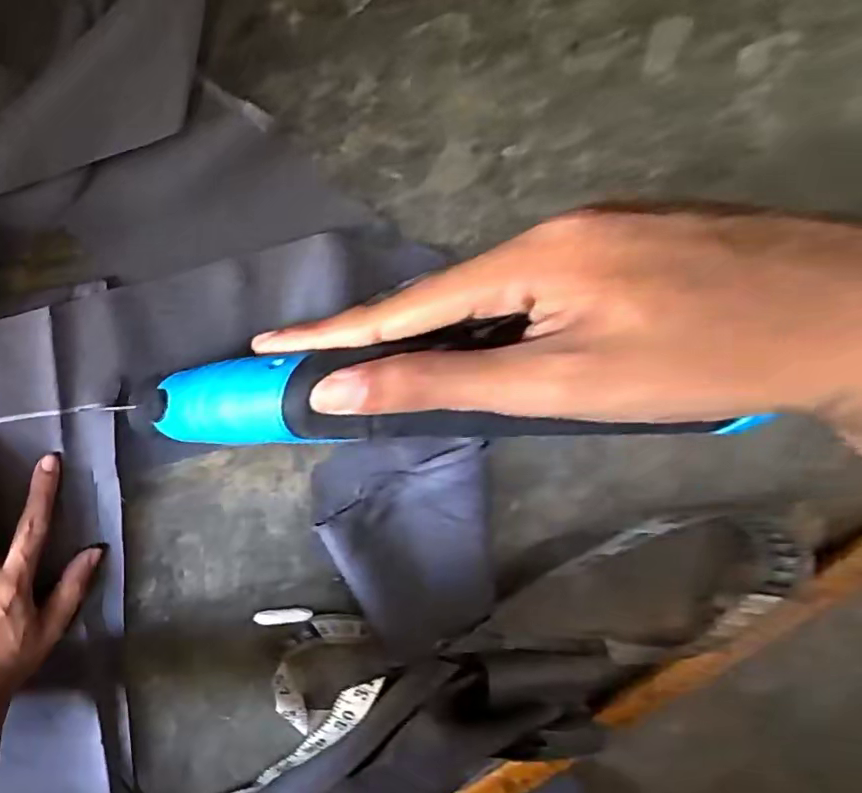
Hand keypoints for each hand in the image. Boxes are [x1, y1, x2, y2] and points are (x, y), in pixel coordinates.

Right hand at [252, 206, 861, 447]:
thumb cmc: (703, 363)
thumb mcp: (552, 386)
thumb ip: (434, 385)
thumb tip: (333, 391)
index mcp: (534, 256)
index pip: (401, 307)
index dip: (326, 331)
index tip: (265, 340)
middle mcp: (560, 227)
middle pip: (444, 293)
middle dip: (386, 335)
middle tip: (335, 369)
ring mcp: (602, 226)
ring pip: (489, 288)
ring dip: (446, 331)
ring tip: (429, 371)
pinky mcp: (634, 237)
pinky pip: (532, 279)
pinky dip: (495, 317)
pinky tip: (506, 344)